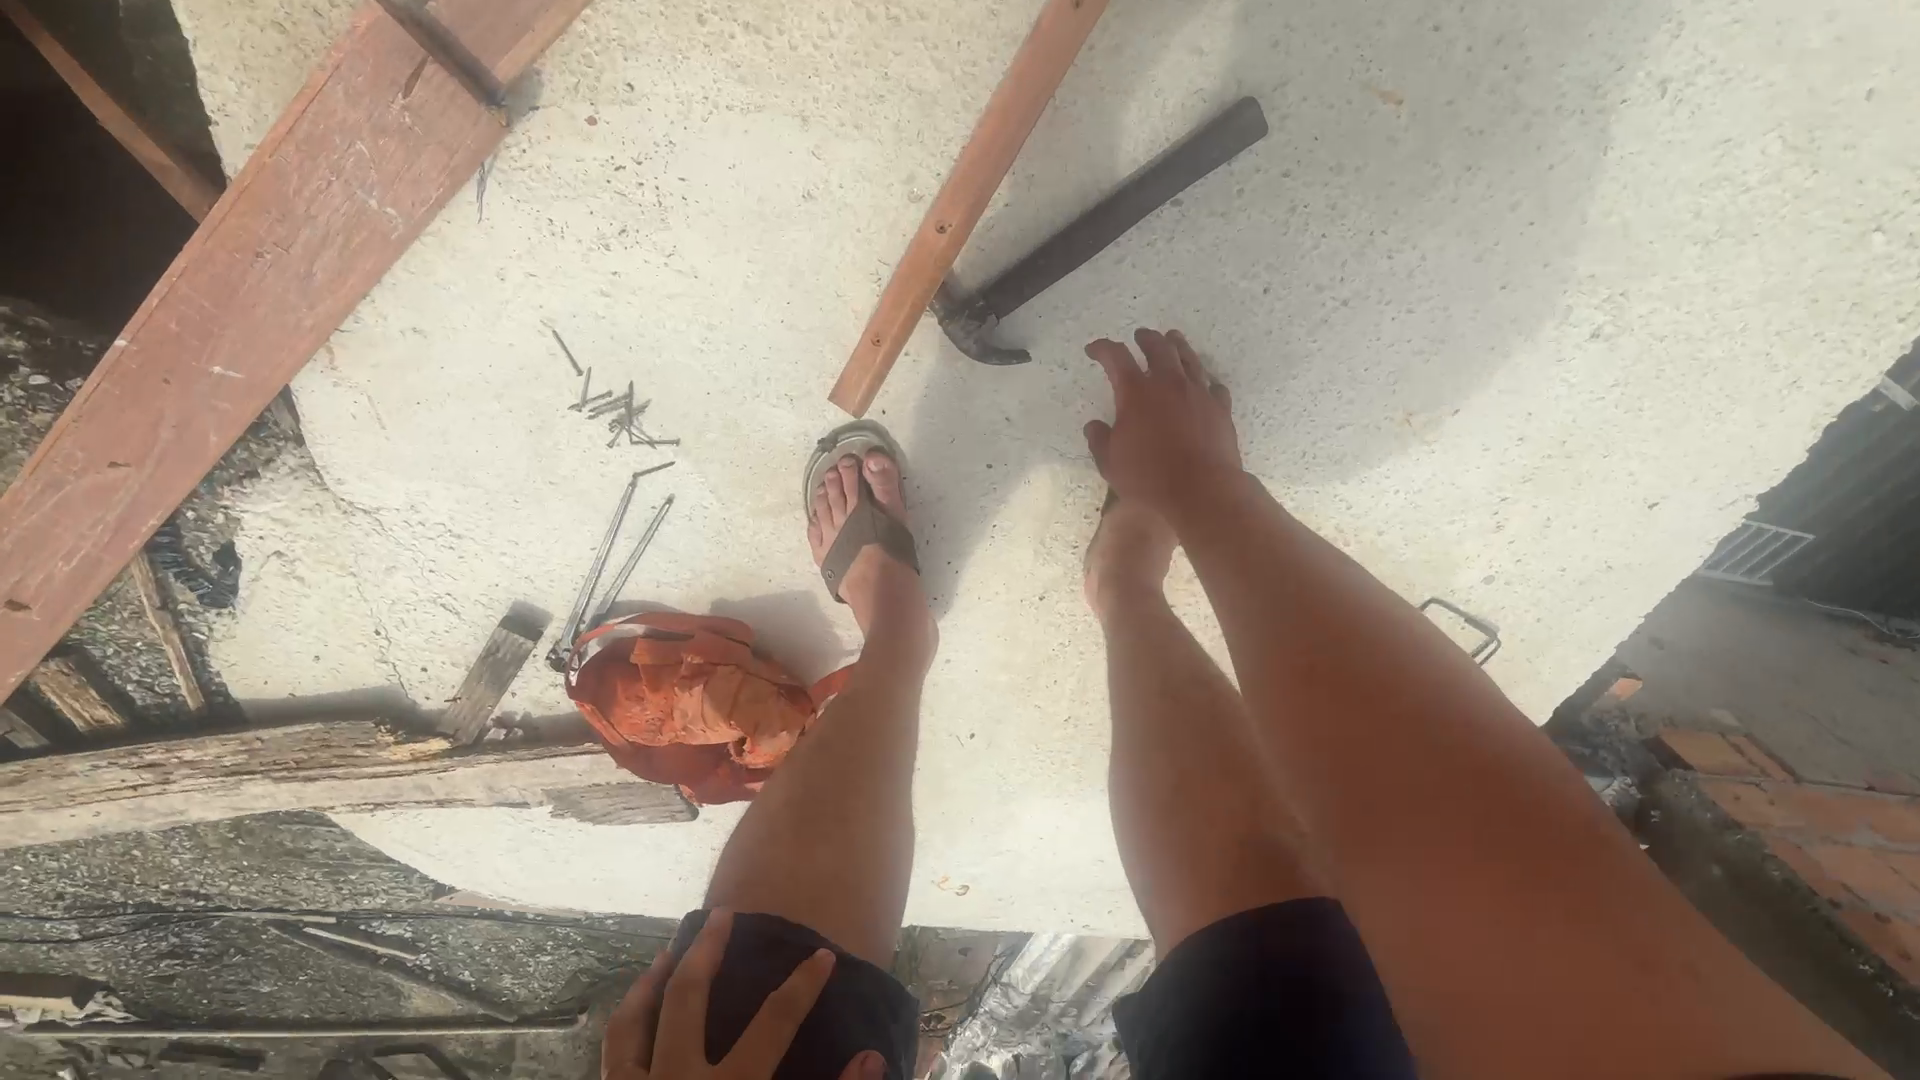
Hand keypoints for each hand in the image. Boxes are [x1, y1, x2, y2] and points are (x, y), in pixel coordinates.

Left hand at [602, 910, 881, 1079]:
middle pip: (687, 998)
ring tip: (671, 949)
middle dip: (708, 949)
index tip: (824, 956)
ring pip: (631, 1022)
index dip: (803, 985)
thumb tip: (872, 1058)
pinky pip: (612, 1056)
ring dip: (652, 979)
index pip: (775, 1022)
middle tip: (724, 913)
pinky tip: (638, 1010)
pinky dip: (626, 1021)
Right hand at [1084, 329, 1241, 513]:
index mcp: (1136, 393)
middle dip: (1145, 338)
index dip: (1102, 349)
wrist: (1202, 489)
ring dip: (1177, 345)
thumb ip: (1100, 440)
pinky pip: (1213, 385)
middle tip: (1140, 336)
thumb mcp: (1110, 463)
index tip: (1093, 350)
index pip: (1115, 357)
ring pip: (1188, 358)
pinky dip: (1204, 380)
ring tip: (1173, 339)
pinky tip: (1204, 383)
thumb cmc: (1149, 478)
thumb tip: (1094, 426)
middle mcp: (1168, 384)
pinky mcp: (1220, 408)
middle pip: (1158, 347)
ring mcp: (1198, 393)